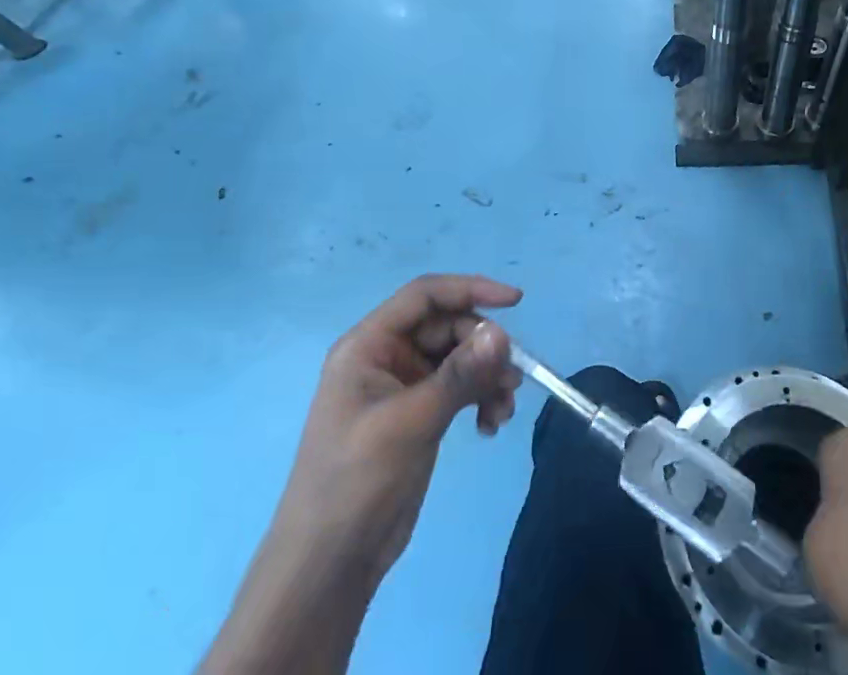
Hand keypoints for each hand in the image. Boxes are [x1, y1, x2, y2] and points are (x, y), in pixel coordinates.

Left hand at [199, 274, 522, 674]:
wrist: (332, 558)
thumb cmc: (357, 480)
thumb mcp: (411, 421)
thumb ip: (459, 375)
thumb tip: (502, 333)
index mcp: (368, 346)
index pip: (424, 296)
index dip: (470, 289)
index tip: (515, 302)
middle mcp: (386, 358)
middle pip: (449, 328)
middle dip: (484, 349)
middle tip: (510, 381)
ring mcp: (404, 387)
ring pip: (460, 359)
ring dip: (488, 378)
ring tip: (503, 411)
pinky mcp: (420, 414)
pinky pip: (461, 389)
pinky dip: (481, 400)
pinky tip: (490, 427)